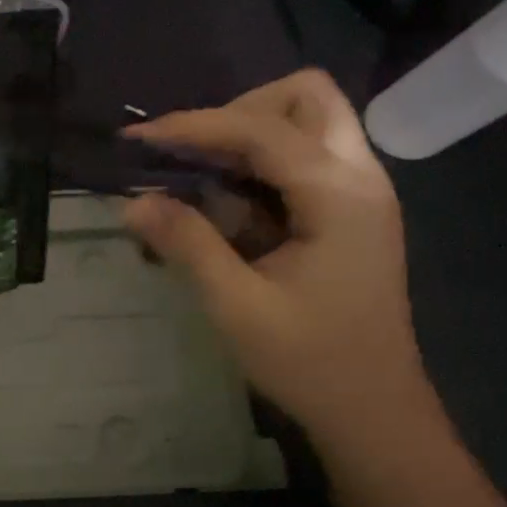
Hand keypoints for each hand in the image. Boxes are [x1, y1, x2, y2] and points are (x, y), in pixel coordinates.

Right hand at [122, 69, 426, 435]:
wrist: (374, 410)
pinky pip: (304, 155)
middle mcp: (360, 178)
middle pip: (305, 97)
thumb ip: (186, 244)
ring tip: (196, 172)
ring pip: (309, 119)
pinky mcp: (349, 211)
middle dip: (238, 111)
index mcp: (340, 196)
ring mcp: (360, 192)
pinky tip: (222, 199)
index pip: (261, 129)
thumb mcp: (236, 305)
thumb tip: (131, 202)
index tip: (136, 139)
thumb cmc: (310, 361)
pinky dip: (258, 160)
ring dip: (248, 131)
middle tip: (188, 153)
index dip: (193, 125)